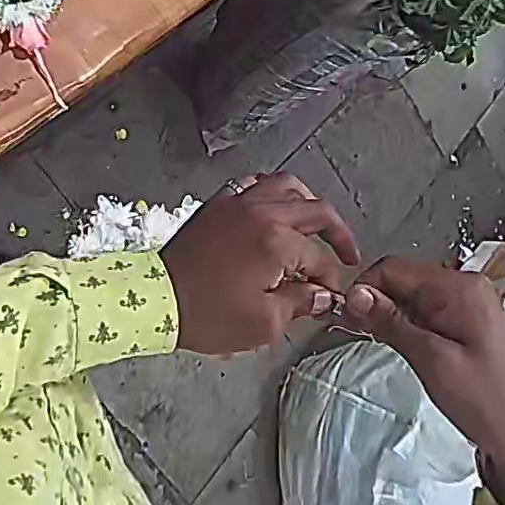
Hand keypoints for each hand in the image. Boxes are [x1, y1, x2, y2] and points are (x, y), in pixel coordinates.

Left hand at [159, 173, 359, 355]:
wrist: (157, 298)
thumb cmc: (207, 314)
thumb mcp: (262, 322)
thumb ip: (300, 304)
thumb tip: (323, 296)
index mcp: (277, 241)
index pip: (319, 258)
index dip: (329, 280)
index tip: (329, 296)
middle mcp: (263, 212)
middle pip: (316, 211)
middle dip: (337, 235)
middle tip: (347, 253)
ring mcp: (240, 201)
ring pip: (289, 185)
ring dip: (309, 203)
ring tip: (316, 224)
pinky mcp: (221, 201)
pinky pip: (256, 182)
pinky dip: (273, 192)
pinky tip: (277, 208)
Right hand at [343, 258, 504, 504]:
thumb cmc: (490, 404)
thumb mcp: (433, 361)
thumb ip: (392, 323)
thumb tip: (355, 294)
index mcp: (460, 287)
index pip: (395, 268)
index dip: (366, 287)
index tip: (345, 314)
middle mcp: (466, 289)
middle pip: (405, 280)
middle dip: (378, 301)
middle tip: (357, 331)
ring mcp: (470, 308)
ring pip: (414, 299)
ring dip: (392, 316)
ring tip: (380, 343)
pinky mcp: (469, 329)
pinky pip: (429, 316)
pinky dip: (409, 328)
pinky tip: (404, 349)